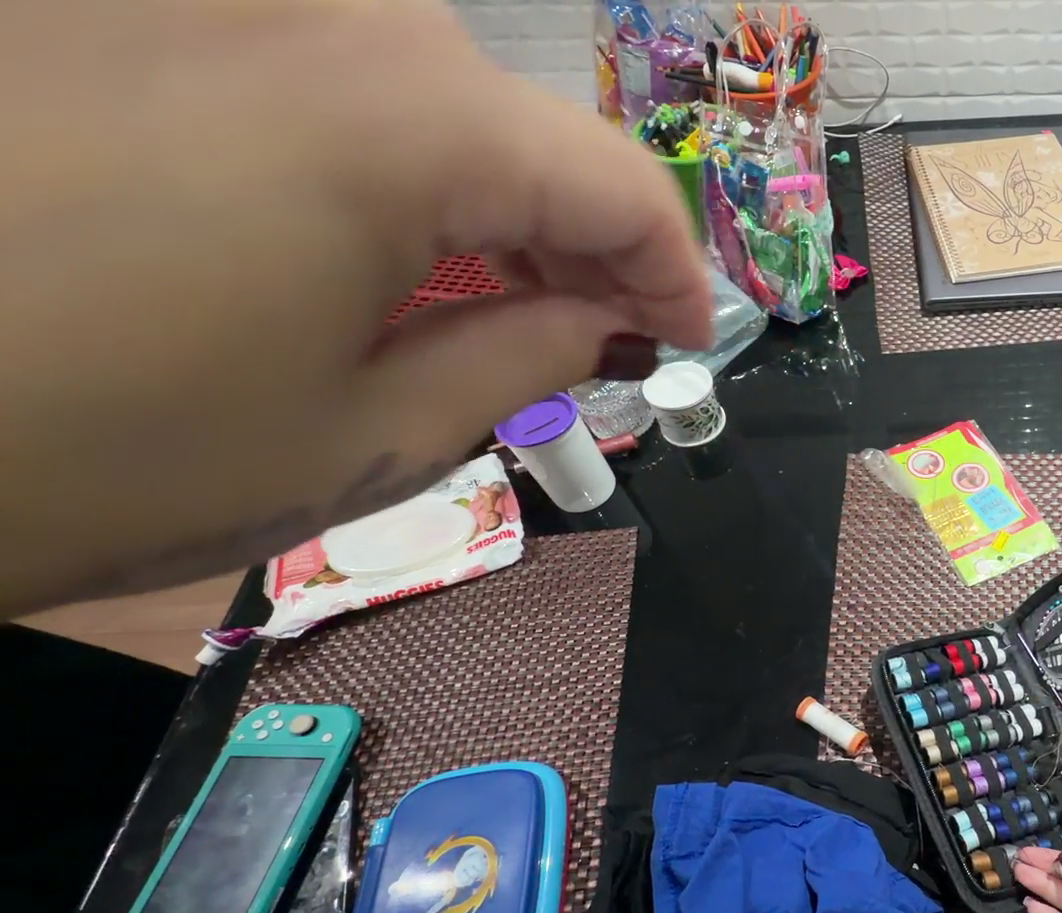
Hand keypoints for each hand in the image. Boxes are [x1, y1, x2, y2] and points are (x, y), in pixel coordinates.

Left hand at [0, 0, 711, 616]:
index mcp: (404, 114)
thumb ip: (535, 359)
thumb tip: (617, 324)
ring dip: (505, 207)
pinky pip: (340, 78)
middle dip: (593, 247)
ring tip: (510, 302)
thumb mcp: (374, 431)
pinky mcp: (141, 7)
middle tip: (603, 338)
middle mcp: (327, 5)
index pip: (623, 184)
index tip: (684, 345)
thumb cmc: (104, 448)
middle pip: (538, 132)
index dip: (679, 276)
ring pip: (448, 98)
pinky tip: (397, 244)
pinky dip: (404, 169)